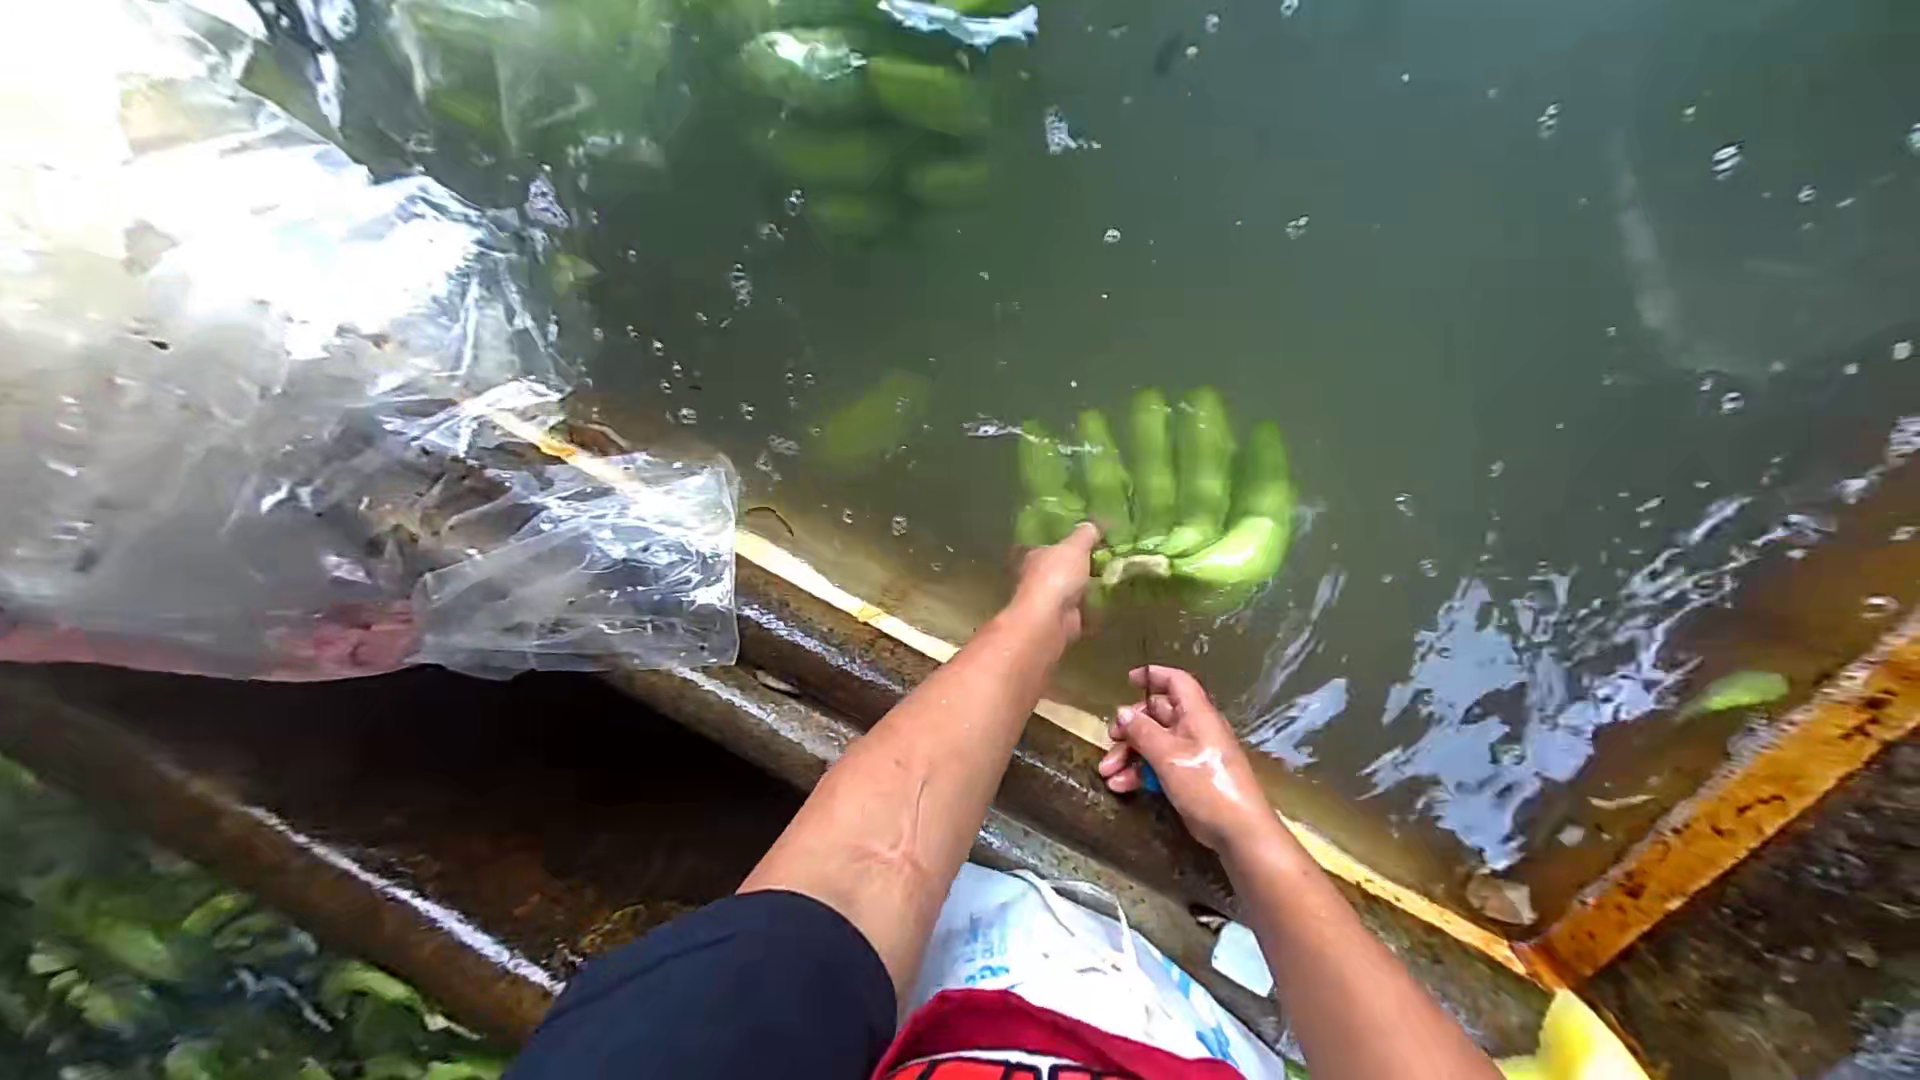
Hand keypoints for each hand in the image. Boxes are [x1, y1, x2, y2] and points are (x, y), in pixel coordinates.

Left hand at [1008, 522, 1100, 639]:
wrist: (1049, 619)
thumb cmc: (1056, 576)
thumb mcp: (1074, 546)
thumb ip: (1084, 534)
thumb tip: (1092, 524)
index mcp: (1036, 556)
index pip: (1051, 546)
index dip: (1068, 544)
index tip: (1091, 543)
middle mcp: (1038, 578)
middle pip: (1062, 570)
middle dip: (1081, 568)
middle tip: (1110, 562)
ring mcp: (1049, 602)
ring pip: (1072, 592)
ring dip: (1088, 590)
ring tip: (1115, 582)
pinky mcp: (1062, 621)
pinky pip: (1082, 613)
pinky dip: (1094, 611)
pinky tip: (1111, 606)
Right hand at [1097, 664, 1278, 854]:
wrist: (1239, 833)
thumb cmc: (1206, 785)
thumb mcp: (1168, 755)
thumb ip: (1142, 731)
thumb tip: (1122, 712)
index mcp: (1196, 714)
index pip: (1176, 682)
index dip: (1153, 675)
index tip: (1129, 680)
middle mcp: (1194, 729)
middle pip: (1156, 715)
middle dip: (1129, 728)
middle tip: (1110, 739)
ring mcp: (1191, 754)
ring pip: (1153, 743)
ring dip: (1128, 755)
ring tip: (1107, 772)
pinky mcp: (1188, 777)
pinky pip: (1158, 765)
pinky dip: (1139, 772)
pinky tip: (1121, 785)